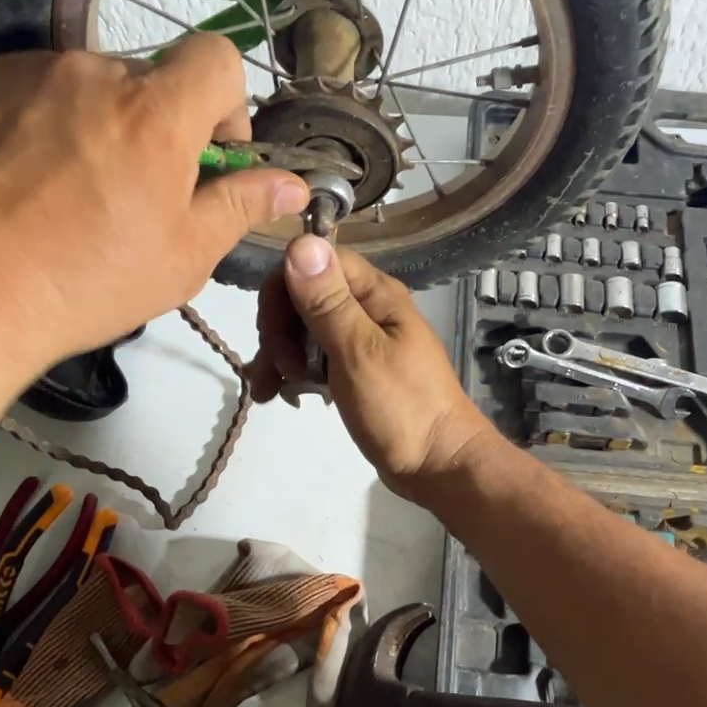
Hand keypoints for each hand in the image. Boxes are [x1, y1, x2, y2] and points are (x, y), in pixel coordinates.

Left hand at [0, 34, 308, 373]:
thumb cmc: (87, 281)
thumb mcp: (184, 255)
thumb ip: (241, 206)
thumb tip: (292, 186)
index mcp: (155, 112)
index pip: (217, 57)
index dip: (228, 102)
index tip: (211, 154)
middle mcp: (92, 73)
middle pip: (153, 79)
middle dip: (163, 126)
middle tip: (142, 194)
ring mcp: (29, 74)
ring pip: (93, 88)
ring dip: (105, 126)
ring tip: (77, 195)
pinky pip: (38, 92)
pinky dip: (50, 126)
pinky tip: (32, 184)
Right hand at [248, 236, 505, 502]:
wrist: (437, 466)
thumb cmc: (402, 409)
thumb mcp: (358, 352)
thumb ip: (327, 301)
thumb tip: (301, 241)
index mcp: (375, 294)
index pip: (314, 263)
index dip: (283, 290)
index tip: (272, 333)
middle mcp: (368, 308)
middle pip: (303, 296)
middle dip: (278, 330)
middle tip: (279, 372)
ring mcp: (361, 340)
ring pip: (303, 329)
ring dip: (278, 355)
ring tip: (269, 391)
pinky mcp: (354, 370)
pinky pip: (313, 358)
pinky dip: (292, 373)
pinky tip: (280, 396)